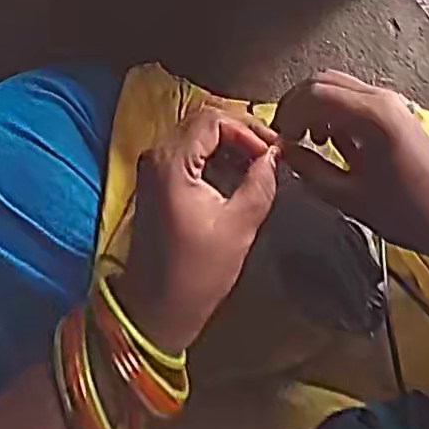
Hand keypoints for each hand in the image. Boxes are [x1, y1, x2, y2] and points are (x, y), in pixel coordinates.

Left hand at [115, 107, 279, 351]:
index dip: (247, 130)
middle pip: (203, 122)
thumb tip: (274, 156)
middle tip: (271, 152)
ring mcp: (154, 166)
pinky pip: (189, 152)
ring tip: (261, 163)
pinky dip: (215, 156)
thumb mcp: (239, 226)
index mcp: (171, 162)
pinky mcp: (157, 178)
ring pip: (197, 134)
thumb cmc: (196, 273)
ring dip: (230, 143)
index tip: (272, 150)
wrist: (156, 307)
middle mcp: (157, 156)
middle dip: (241, 132)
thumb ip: (260, 183)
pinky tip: (239, 172)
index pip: (212, 120)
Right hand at [274, 71, 428, 269]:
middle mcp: (381, 98)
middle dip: (297, 104)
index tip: (281, 139)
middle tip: (286, 134)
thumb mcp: (349, 197)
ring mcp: (389, 100)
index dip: (290, 113)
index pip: (315, 94)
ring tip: (307, 138)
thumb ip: (310, 169)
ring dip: (314, 105)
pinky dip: (331, 109)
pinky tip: (331, 138)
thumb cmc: (407, 213)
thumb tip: (285, 152)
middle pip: (322, 81)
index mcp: (372, 116)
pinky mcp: (392, 109)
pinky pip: (351, 95)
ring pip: (335, 85)